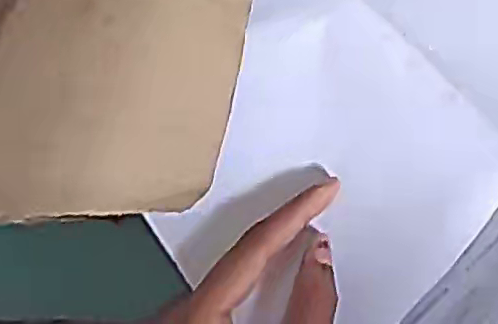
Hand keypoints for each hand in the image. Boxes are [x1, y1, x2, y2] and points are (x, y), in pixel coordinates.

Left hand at [162, 178, 340, 323]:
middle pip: (240, 252)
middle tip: (316, 202)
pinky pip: (213, 289)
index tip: (327, 188)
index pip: (257, 242)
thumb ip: (306, 306)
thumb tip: (322, 254)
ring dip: (263, 252)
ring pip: (225, 271)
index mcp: (197, 312)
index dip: (298, 210)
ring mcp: (171, 318)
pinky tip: (262, 272)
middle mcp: (175, 311)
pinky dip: (243, 275)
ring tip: (296, 229)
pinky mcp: (175, 323)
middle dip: (282, 227)